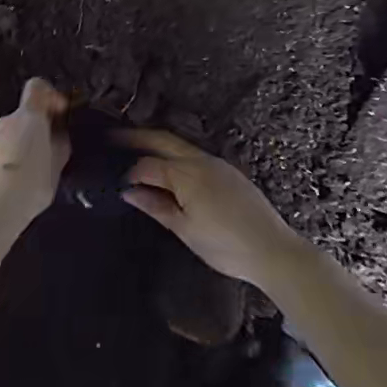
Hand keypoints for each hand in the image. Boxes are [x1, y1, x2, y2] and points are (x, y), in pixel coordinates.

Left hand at [0, 79, 70, 229]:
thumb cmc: (29, 186)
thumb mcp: (56, 165)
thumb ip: (59, 144)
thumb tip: (59, 136)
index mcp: (29, 117)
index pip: (38, 87)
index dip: (51, 95)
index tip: (61, 112)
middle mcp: (7, 121)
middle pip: (26, 114)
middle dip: (40, 128)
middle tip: (52, 150)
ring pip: (13, 133)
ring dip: (25, 144)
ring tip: (36, 171)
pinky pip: (2, 149)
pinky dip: (11, 157)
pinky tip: (19, 181)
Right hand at [117, 129, 307, 288]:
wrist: (272, 249)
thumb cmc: (224, 245)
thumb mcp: (185, 229)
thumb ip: (155, 206)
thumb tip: (128, 190)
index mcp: (186, 174)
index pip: (148, 164)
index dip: (129, 172)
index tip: (115, 181)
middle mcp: (200, 159)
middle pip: (163, 139)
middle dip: (137, 136)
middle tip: (113, 137)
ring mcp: (216, 163)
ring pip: (180, 145)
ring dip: (157, 143)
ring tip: (136, 148)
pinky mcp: (227, 171)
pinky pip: (194, 154)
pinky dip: (175, 154)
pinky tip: (168, 165)